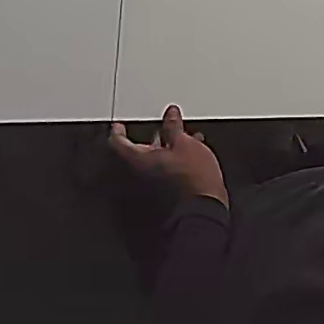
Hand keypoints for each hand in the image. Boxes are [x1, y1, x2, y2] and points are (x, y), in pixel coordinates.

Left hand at [108, 105, 227, 206]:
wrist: (205, 209)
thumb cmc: (193, 179)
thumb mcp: (184, 143)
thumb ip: (174, 127)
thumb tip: (170, 114)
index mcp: (141, 160)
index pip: (119, 143)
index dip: (118, 132)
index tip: (118, 126)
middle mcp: (144, 174)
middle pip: (140, 152)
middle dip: (151, 137)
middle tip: (160, 127)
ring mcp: (155, 186)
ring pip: (156, 161)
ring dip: (166, 148)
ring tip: (180, 137)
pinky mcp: (169, 193)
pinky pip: (167, 171)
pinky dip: (174, 160)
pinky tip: (190, 154)